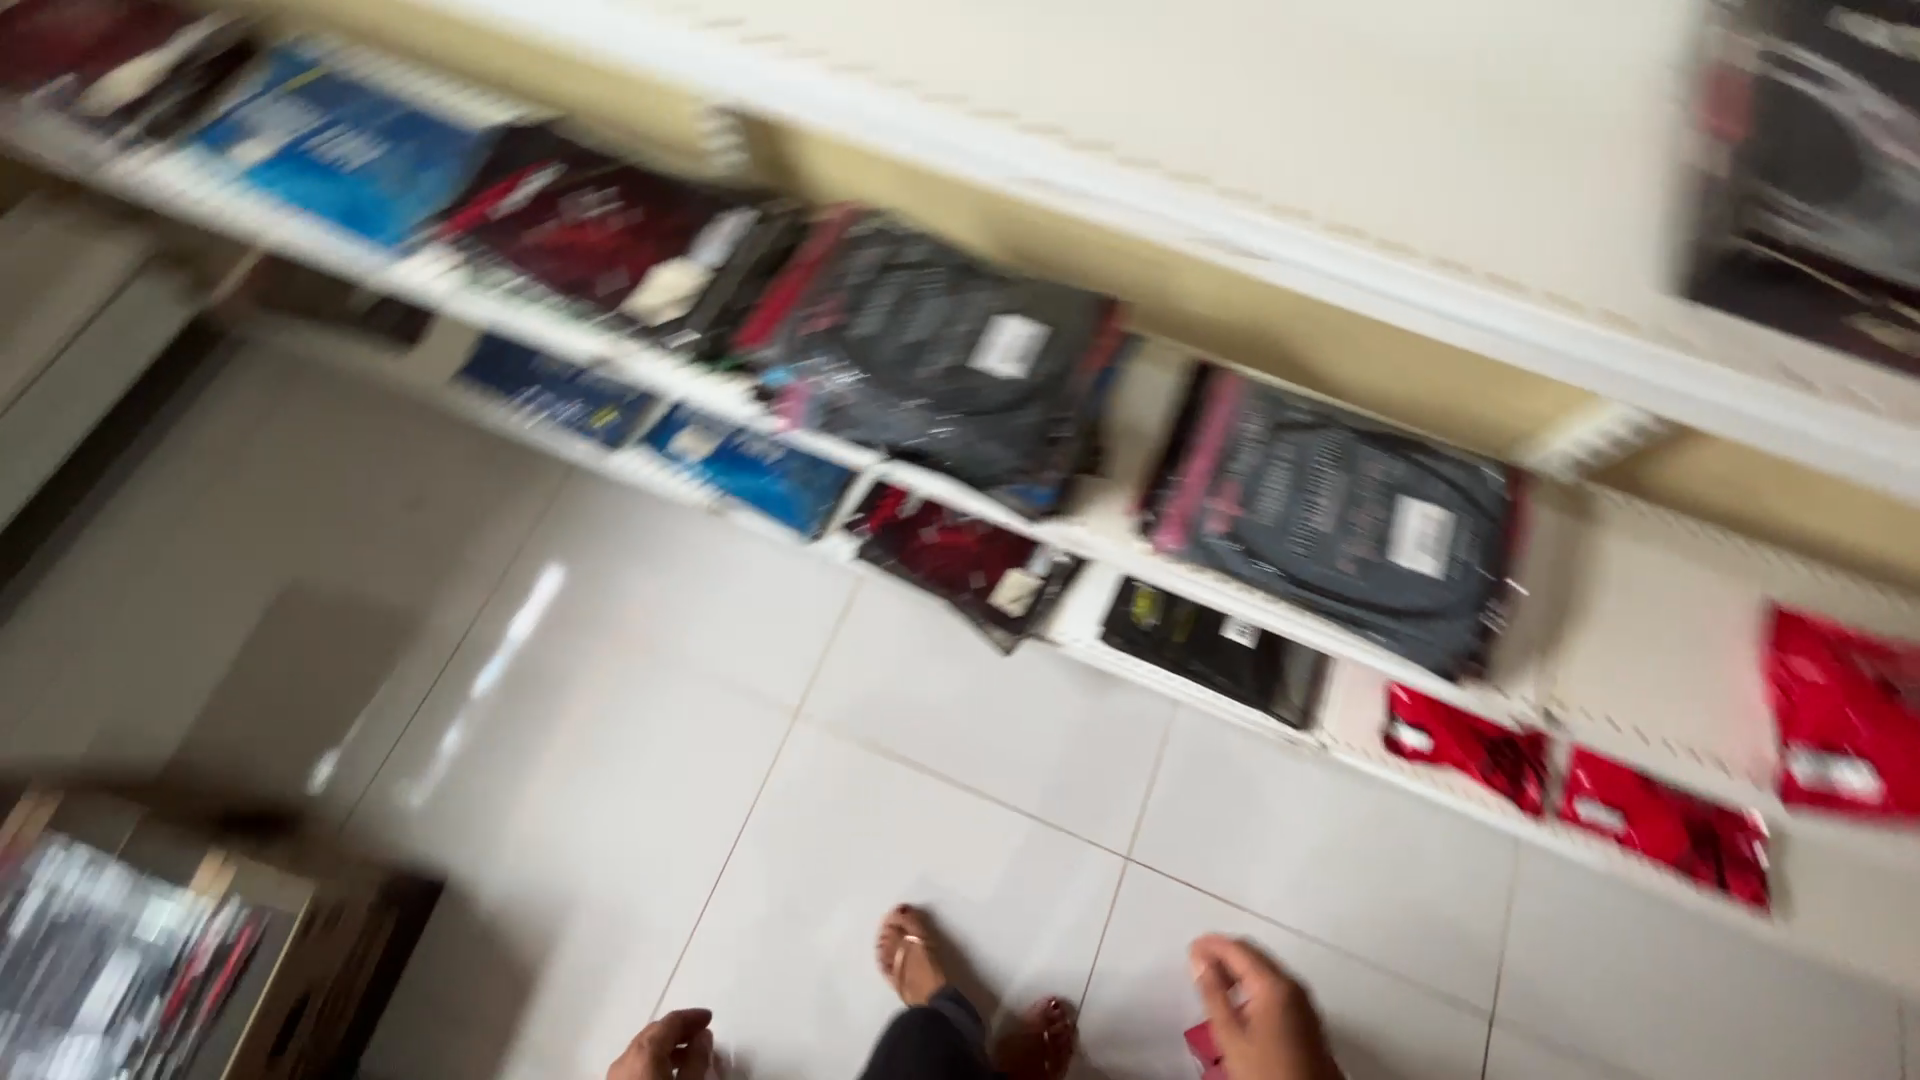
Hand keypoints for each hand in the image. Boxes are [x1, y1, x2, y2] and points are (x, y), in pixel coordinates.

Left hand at [608, 1008, 715, 1079]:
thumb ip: (698, 1058)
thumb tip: (703, 1036)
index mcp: (644, 1050)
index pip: (671, 1021)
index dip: (692, 1016)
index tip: (709, 1018)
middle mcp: (624, 1058)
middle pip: (654, 1033)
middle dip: (679, 1030)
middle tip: (700, 1034)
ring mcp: (613, 1075)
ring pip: (643, 1050)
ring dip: (666, 1047)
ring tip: (687, 1057)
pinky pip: (634, 1065)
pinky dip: (652, 1061)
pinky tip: (666, 1073)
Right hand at [1189, 935, 1339, 1079]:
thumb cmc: (1266, 1072)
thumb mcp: (1230, 1035)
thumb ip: (1212, 992)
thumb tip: (1200, 962)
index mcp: (1274, 985)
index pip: (1237, 948)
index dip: (1210, 944)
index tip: (1191, 951)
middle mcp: (1293, 985)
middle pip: (1253, 953)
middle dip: (1224, 954)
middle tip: (1199, 964)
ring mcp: (1303, 1000)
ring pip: (1265, 967)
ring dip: (1238, 968)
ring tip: (1214, 982)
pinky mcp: (1307, 1014)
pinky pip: (1276, 984)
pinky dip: (1254, 981)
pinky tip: (1239, 999)